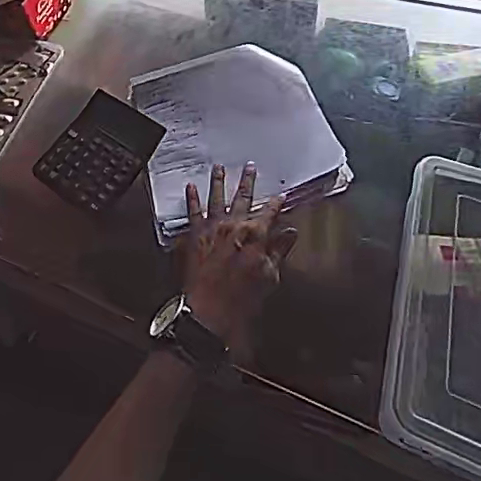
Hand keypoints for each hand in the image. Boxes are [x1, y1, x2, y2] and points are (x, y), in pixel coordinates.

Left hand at [180, 162, 296, 359]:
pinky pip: (192, 212)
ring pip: (216, 198)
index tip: (280, 195)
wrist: (208, 314)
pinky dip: (191, 199)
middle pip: (243, 198)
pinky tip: (190, 186)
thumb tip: (290, 234)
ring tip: (219, 168)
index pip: (269, 212)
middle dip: (248, 181)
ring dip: (219, 181)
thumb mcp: (269, 278)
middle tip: (250, 167)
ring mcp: (212, 229)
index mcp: (256, 234)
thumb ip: (279, 252)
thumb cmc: (241, 299)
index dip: (276, 203)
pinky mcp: (194, 236)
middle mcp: (234, 225)